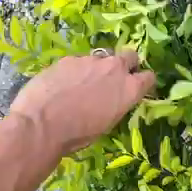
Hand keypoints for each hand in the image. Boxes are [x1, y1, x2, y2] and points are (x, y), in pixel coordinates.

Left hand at [8, 50, 154, 158]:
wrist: (42, 124)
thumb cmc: (78, 134)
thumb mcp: (107, 124)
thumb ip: (116, 104)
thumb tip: (113, 99)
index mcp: (129, 89)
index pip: (149, 77)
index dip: (143, 82)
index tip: (137, 88)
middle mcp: (114, 68)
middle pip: (129, 56)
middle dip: (125, 65)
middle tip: (113, 80)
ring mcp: (91, 60)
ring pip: (102, 58)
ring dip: (97, 68)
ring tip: (83, 85)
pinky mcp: (69, 58)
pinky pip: (79, 61)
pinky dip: (76, 71)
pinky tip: (63, 84)